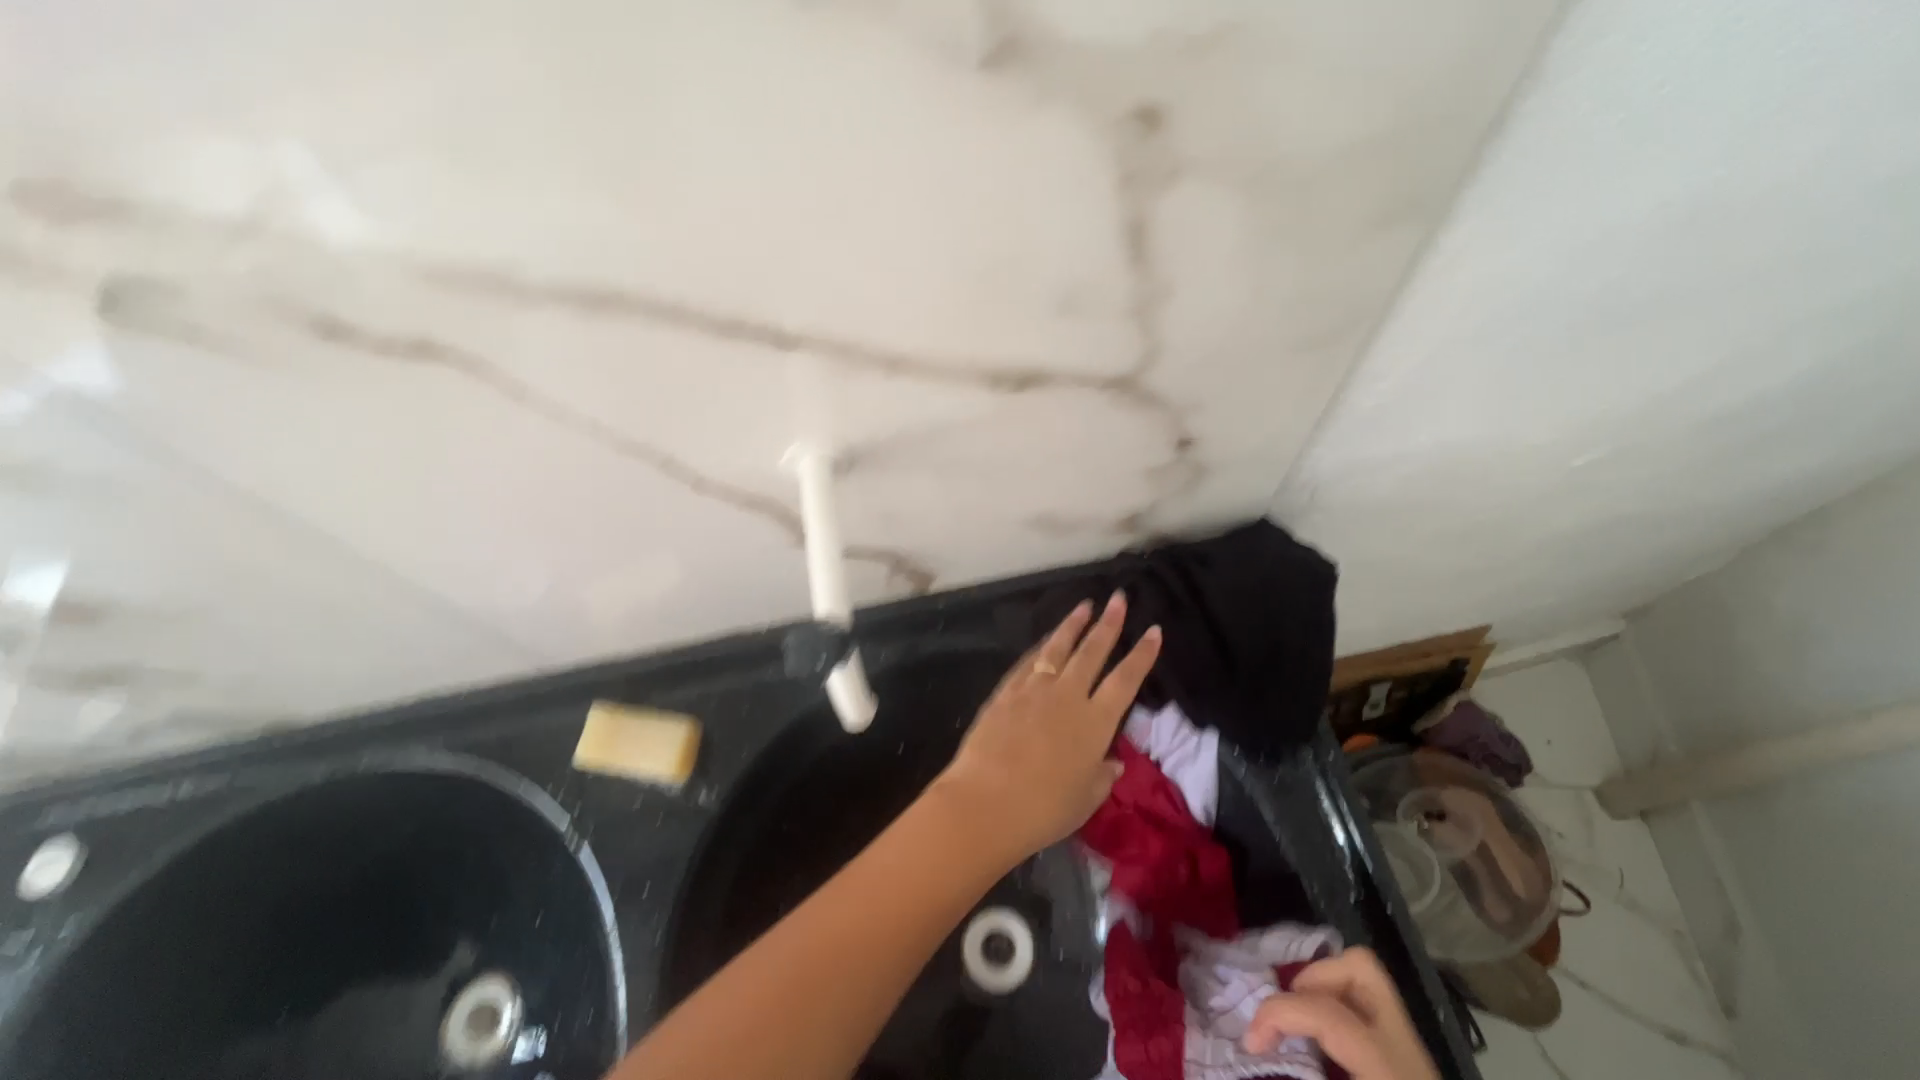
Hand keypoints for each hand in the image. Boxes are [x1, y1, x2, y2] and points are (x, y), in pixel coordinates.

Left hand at [928, 592, 1161, 865]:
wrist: (986, 802)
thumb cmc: (1044, 809)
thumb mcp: (1086, 800)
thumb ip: (1102, 776)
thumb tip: (1112, 761)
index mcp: (1096, 722)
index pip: (1126, 680)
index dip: (1142, 655)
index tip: (1153, 630)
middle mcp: (1068, 697)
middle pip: (1092, 652)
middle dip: (1109, 623)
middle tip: (1119, 598)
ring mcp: (1033, 691)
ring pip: (1058, 648)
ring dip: (1073, 625)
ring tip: (1085, 606)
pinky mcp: (1004, 694)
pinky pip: (1028, 662)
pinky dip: (1040, 647)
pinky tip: (1045, 640)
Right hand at [1244, 948, 1439, 1079]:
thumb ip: (1303, 1077)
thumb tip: (1255, 1062)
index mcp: (1392, 1073)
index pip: (1330, 1014)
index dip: (1278, 1014)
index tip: (1252, 1045)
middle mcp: (1407, 1052)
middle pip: (1361, 970)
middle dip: (1310, 981)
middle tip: (1286, 1021)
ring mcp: (1412, 1055)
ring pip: (1367, 984)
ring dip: (1322, 992)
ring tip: (1297, 1031)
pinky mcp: (1408, 1067)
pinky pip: (1368, 1015)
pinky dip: (1337, 1016)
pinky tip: (1320, 1053)